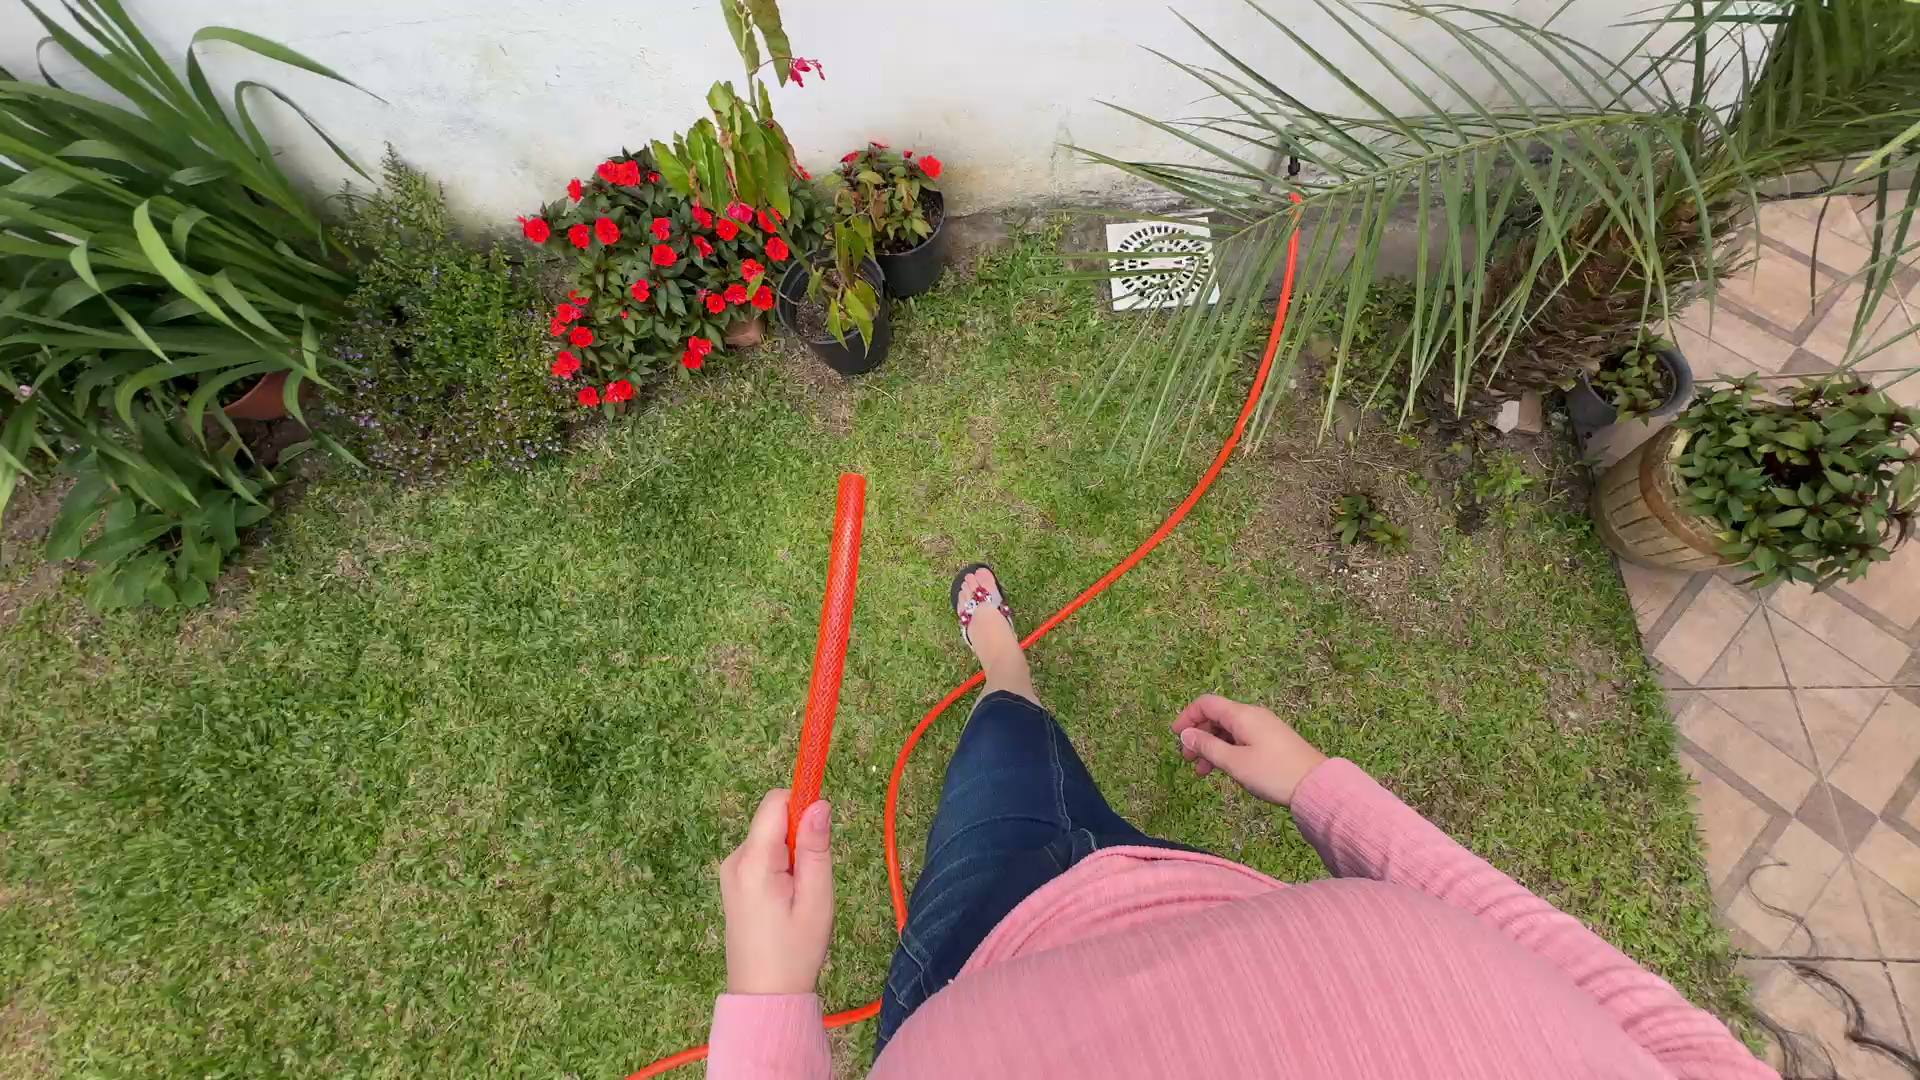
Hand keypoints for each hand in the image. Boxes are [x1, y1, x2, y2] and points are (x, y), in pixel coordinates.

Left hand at [719, 789, 833, 994]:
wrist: (764, 1000)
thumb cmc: (795, 951)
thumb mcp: (816, 897)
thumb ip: (816, 846)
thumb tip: (819, 801)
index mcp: (752, 861)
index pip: (776, 802)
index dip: (802, 805)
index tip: (820, 833)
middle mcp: (734, 860)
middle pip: (773, 819)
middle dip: (799, 836)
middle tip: (811, 878)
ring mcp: (730, 872)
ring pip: (770, 836)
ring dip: (791, 853)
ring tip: (799, 895)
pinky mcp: (733, 883)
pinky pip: (762, 854)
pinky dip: (780, 866)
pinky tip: (786, 900)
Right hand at [1172, 694, 1327, 806]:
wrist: (1319, 787)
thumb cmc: (1273, 773)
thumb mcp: (1234, 762)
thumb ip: (1207, 747)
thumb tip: (1185, 735)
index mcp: (1241, 715)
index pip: (1206, 703)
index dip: (1187, 716)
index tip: (1176, 736)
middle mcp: (1252, 715)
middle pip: (1216, 717)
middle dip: (1198, 735)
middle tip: (1187, 760)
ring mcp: (1264, 728)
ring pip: (1228, 730)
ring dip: (1212, 747)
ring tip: (1202, 772)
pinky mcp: (1273, 741)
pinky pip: (1241, 738)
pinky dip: (1227, 750)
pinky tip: (1225, 769)